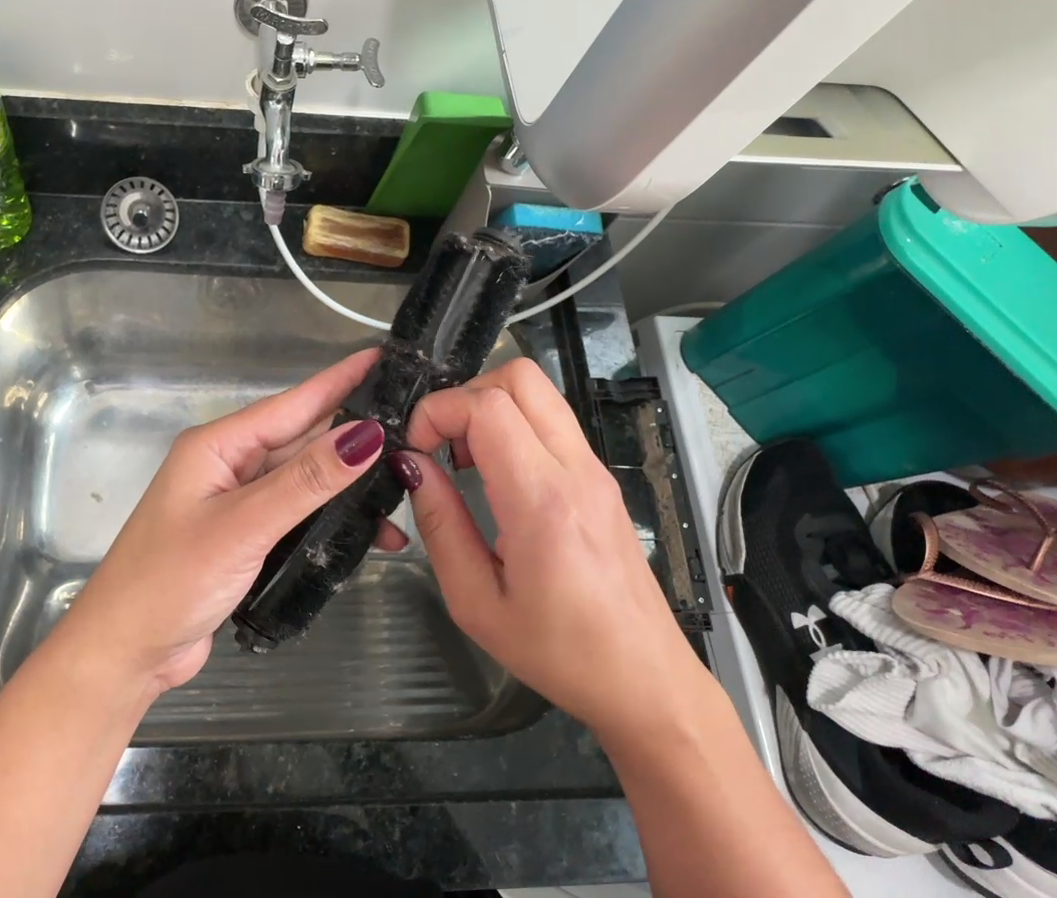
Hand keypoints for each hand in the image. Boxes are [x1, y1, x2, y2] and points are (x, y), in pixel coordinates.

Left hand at [55, 349, 406, 694]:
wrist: (126, 651)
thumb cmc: (171, 580)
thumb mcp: (243, 526)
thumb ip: (305, 482)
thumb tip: (365, 435)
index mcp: (217, 447)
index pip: (290, 404)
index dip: (339, 382)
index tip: (385, 358)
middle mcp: (228, 467)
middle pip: (301, 442)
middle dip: (354, 439)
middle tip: (415, 432)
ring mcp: (236, 505)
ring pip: (303, 483)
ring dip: (348, 489)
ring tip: (405, 491)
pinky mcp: (245, 540)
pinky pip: (296, 517)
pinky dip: (329, 523)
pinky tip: (366, 534)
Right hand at [398, 358, 701, 732]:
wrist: (645, 679)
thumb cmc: (557, 653)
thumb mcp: (476, 602)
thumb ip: (439, 525)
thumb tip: (411, 467)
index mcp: (543, 501)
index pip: (487, 406)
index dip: (438, 411)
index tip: (414, 450)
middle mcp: (577, 471)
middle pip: (520, 377)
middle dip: (464, 395)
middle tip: (439, 445)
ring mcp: (596, 470)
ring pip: (540, 392)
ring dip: (490, 407)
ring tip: (463, 459)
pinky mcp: (602, 480)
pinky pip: (553, 422)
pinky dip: (513, 425)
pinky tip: (493, 474)